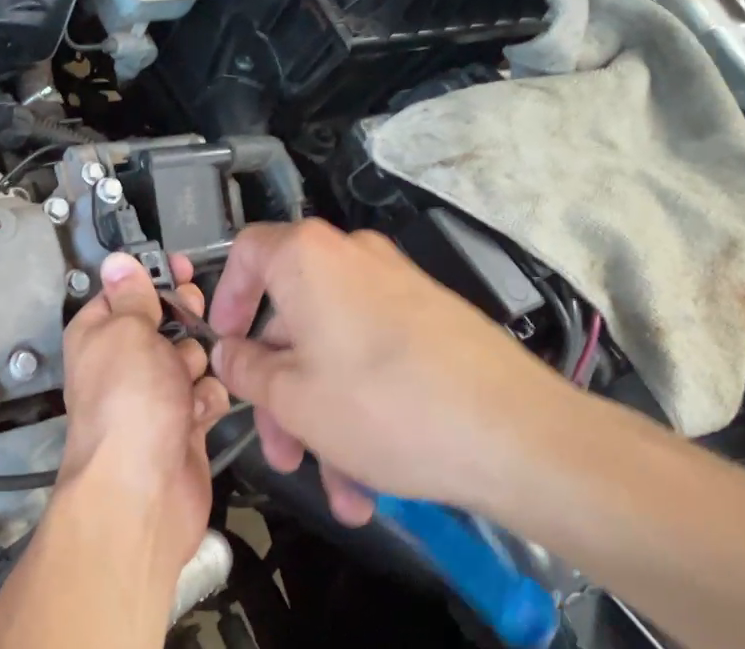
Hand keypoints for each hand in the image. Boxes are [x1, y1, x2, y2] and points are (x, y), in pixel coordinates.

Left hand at [55, 251, 230, 582]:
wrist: (142, 491)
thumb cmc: (128, 401)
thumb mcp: (127, 331)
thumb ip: (132, 295)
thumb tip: (116, 261)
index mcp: (98, 332)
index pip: (127, 291)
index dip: (154, 277)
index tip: (182, 266)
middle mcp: (123, 361)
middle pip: (165, 322)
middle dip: (184, 320)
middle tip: (196, 316)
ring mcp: (153, 394)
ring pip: (191, 357)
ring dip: (197, 363)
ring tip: (188, 378)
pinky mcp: (183, 424)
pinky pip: (205, 395)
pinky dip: (207, 400)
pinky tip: (200, 411)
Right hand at [207, 220, 569, 524]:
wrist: (521, 437)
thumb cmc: (382, 405)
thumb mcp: (290, 397)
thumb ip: (244, 370)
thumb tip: (228, 352)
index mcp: (307, 258)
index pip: (245, 253)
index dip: (224, 298)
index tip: (223, 345)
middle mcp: (352, 259)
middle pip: (292, 318)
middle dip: (280, 392)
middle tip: (281, 450)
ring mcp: (399, 289)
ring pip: (335, 349)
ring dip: (323, 417)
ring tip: (339, 490)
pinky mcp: (435, 323)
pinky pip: (375, 358)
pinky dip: (363, 407)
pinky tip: (372, 480)